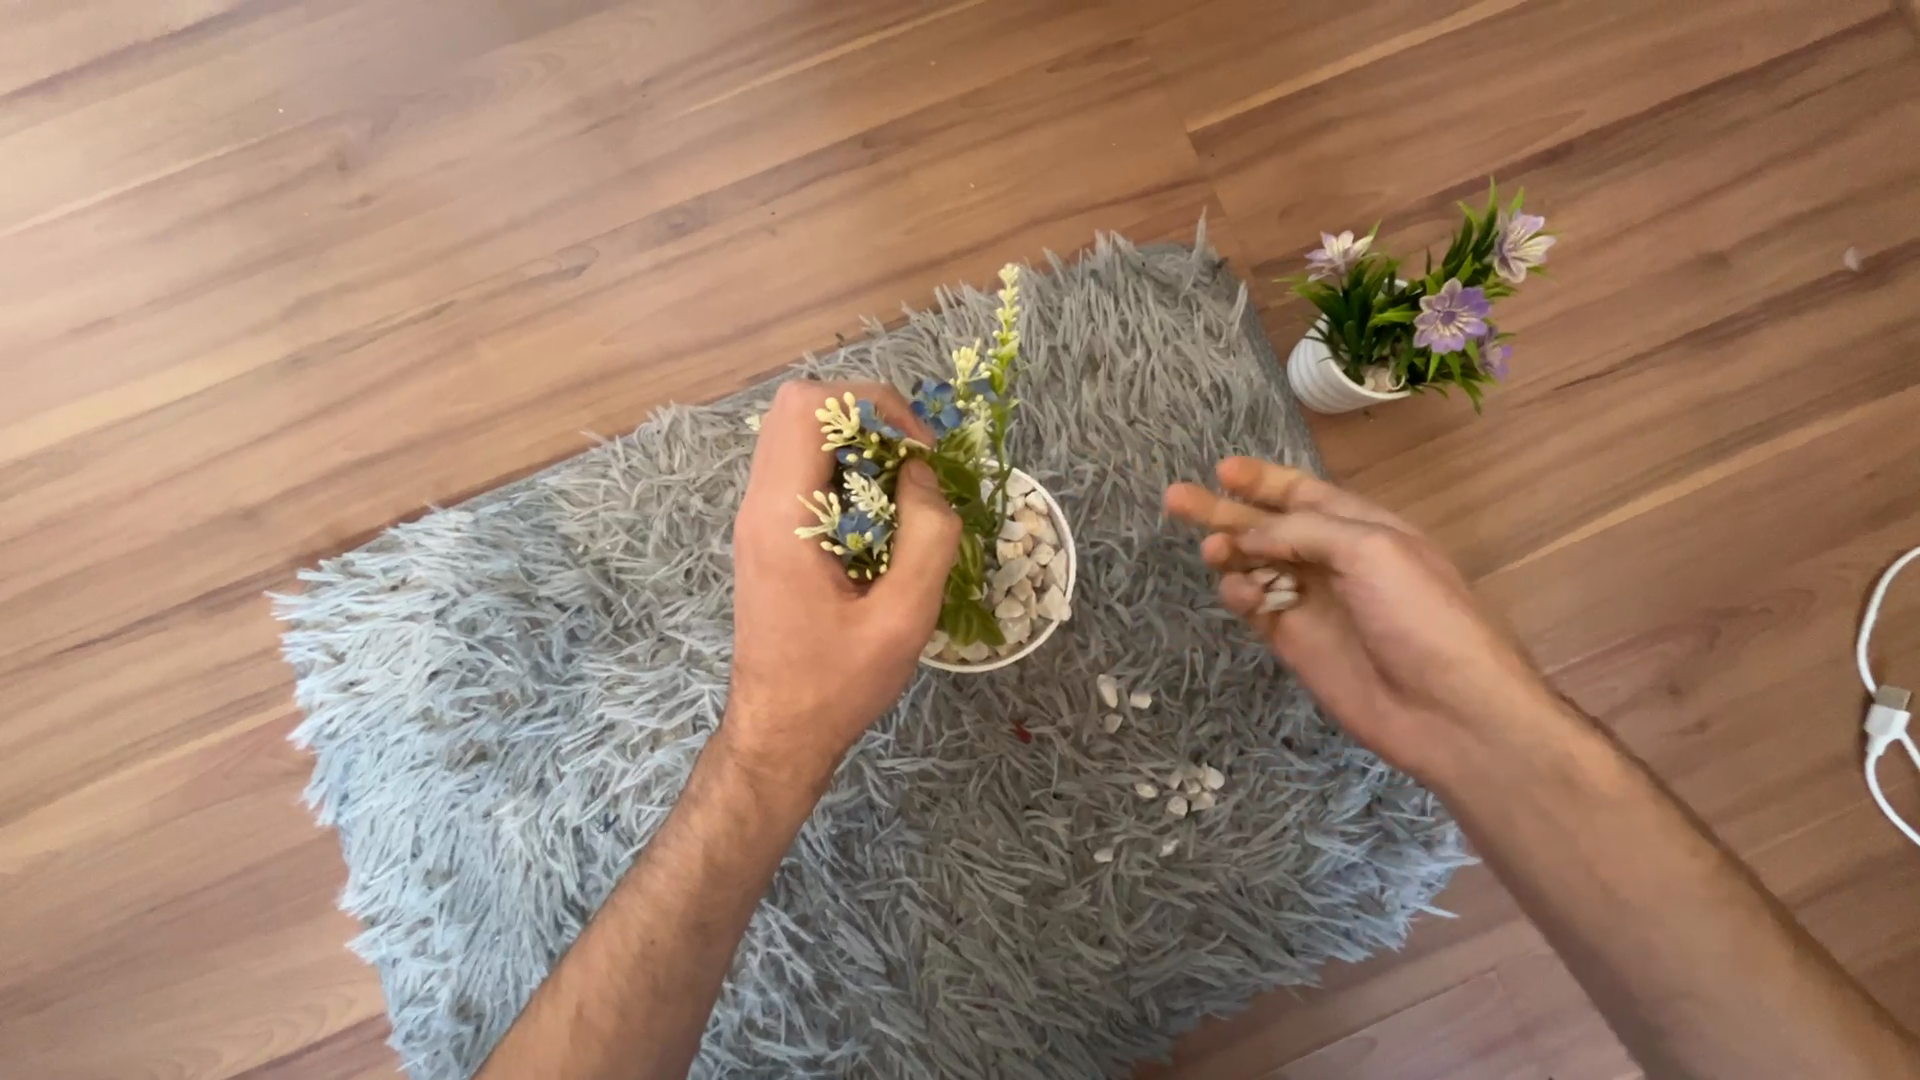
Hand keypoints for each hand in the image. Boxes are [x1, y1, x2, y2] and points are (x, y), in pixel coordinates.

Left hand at [721, 380, 960, 790]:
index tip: (920, 451)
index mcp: (782, 517)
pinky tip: (880, 518)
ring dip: (857, 444)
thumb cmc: (838, 684)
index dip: (873, 405)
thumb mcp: (904, 618)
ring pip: (799, 435)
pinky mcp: (767, 534)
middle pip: (798, 406)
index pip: (810, 406)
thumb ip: (927, 536)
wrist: (779, 732)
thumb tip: (921, 474)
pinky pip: (803, 471)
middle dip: (866, 416)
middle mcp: (760, 504)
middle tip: (913, 461)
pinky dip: (845, 472)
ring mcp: (758, 518)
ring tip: (903, 489)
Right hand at [1165, 457, 1559, 779]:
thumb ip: (1303, 531)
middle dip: (1222, 510)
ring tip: (1211, 550)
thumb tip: (1247, 534)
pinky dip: (1239, 595)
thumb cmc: (1421, 615)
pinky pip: (1252, 607)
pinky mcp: (1291, 640)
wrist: (1446, 711)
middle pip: (1264, 525)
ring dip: (1227, 552)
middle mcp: (1329, 558)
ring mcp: (1308, 600)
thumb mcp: (1371, 550)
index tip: (1221, 469)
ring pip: (1251, 565)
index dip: (1261, 480)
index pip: (1300, 493)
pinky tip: (1241, 595)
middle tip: (1175, 498)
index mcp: (1360, 527)